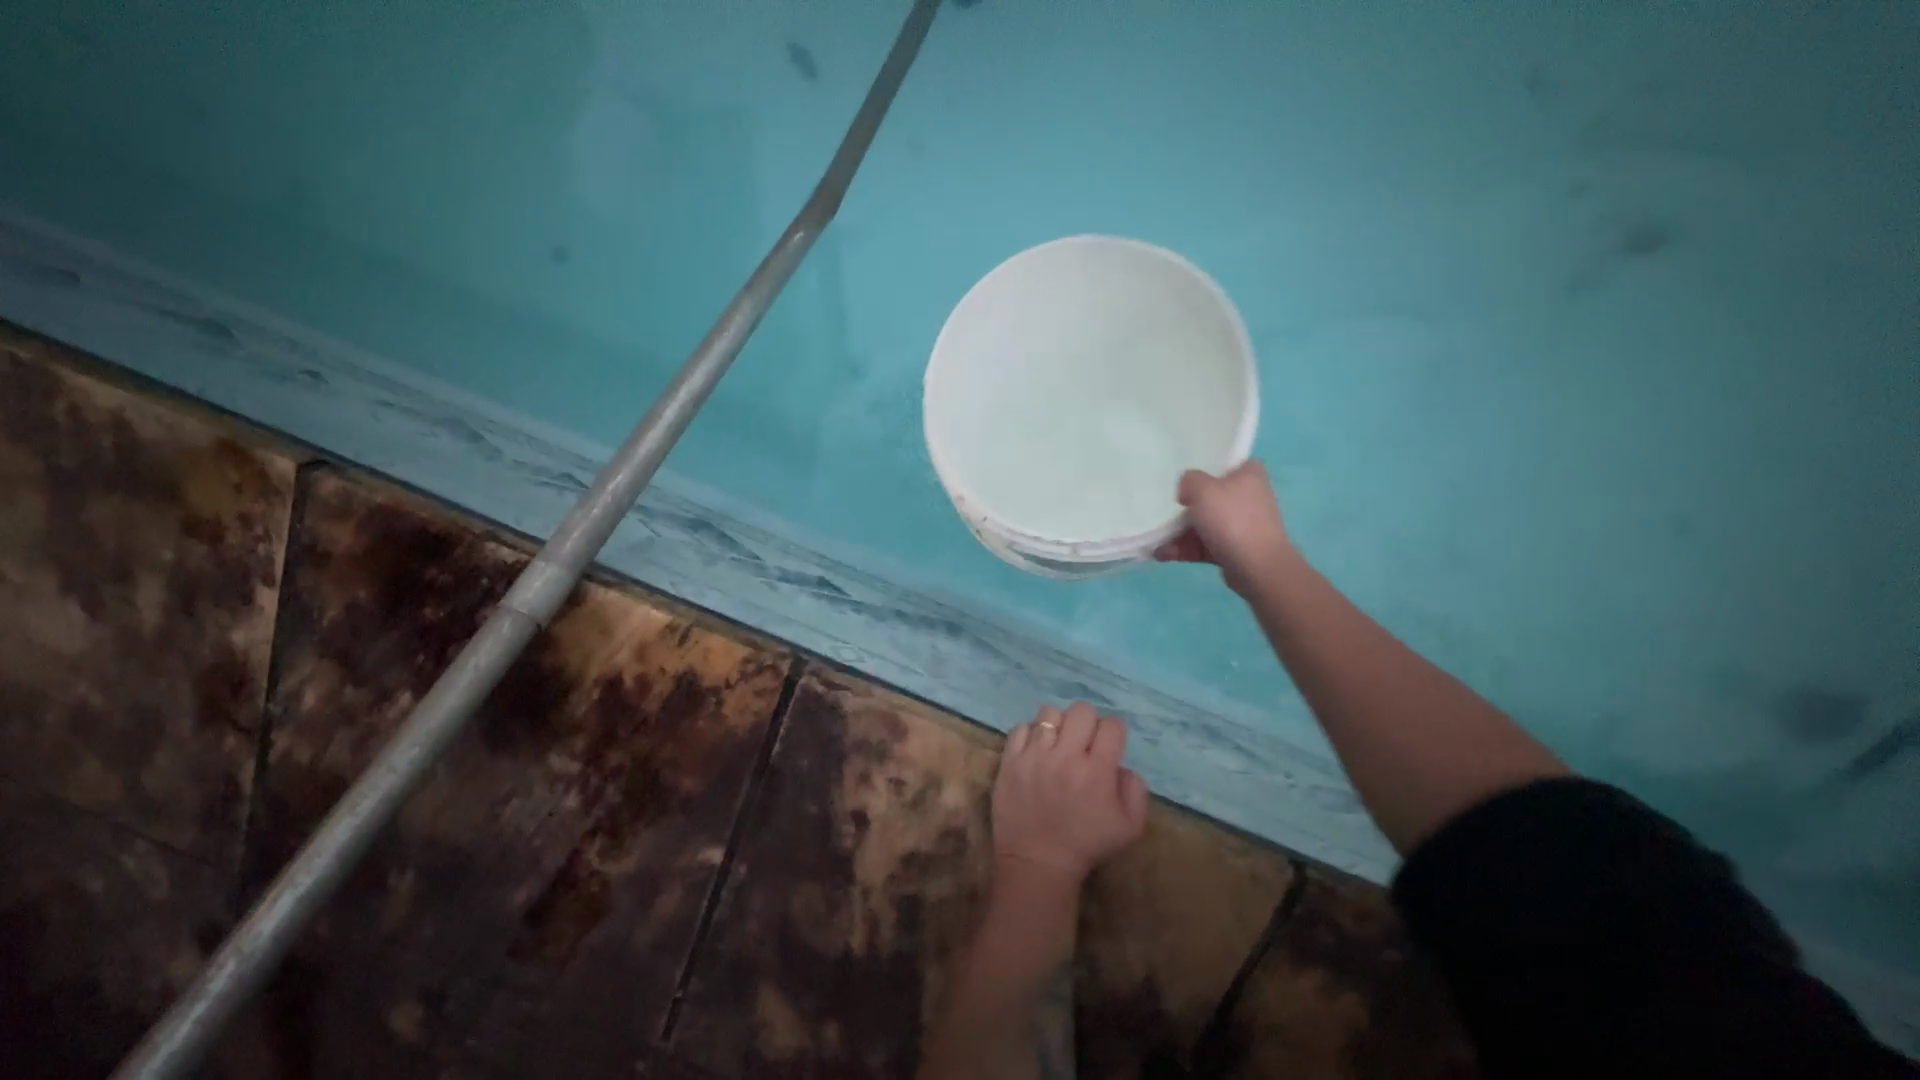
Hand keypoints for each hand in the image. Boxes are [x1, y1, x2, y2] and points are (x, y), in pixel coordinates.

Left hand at [993, 703, 1148, 883]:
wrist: (1037, 863)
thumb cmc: (1086, 845)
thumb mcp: (1130, 826)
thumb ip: (1136, 789)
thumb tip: (1120, 764)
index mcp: (1097, 771)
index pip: (1112, 725)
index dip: (1114, 733)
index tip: (1108, 747)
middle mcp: (1065, 757)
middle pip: (1082, 711)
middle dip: (1088, 724)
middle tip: (1084, 743)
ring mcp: (1034, 756)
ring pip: (1050, 713)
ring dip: (1059, 726)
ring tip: (1057, 744)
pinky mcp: (1010, 761)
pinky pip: (1021, 727)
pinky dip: (1031, 734)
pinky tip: (1036, 751)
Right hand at [1154, 460, 1292, 594]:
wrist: (1257, 566)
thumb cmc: (1232, 519)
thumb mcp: (1203, 489)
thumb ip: (1188, 480)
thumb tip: (1186, 490)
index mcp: (1248, 474)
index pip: (1224, 463)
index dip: (1202, 469)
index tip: (1182, 481)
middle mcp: (1248, 496)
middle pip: (1209, 496)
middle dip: (1183, 509)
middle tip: (1163, 514)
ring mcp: (1242, 524)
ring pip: (1204, 523)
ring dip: (1179, 534)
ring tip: (1156, 544)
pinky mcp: (1235, 547)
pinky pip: (1205, 543)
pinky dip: (1186, 548)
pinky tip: (1163, 555)